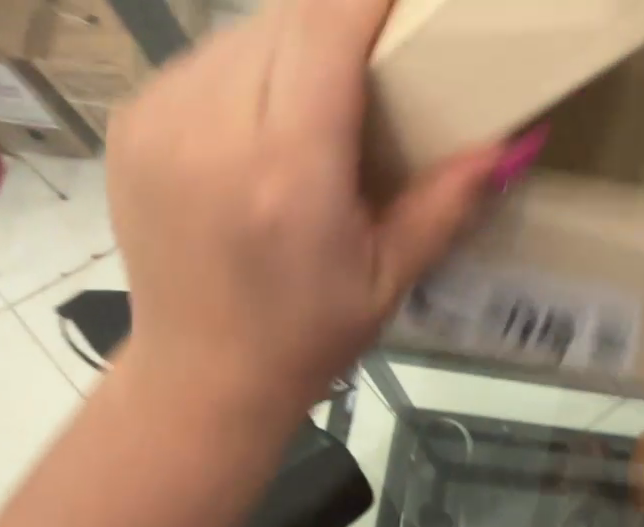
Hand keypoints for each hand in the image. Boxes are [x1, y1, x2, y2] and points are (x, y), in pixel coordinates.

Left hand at [105, 0, 503, 419]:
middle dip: (340, 19)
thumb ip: (445, 204)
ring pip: (241, 34)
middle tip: (381, 50)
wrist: (205, 372)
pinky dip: (249, 71)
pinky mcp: (132, 121)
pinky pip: (203, 63)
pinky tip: (270, 122)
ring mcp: (160, 118)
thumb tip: (512, 144)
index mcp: (289, 174)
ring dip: (293, 43)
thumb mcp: (391, 279)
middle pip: (284, 18)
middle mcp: (214, 129)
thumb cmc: (311, 336)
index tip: (404, 1)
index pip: (324, 29)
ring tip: (328, 94)